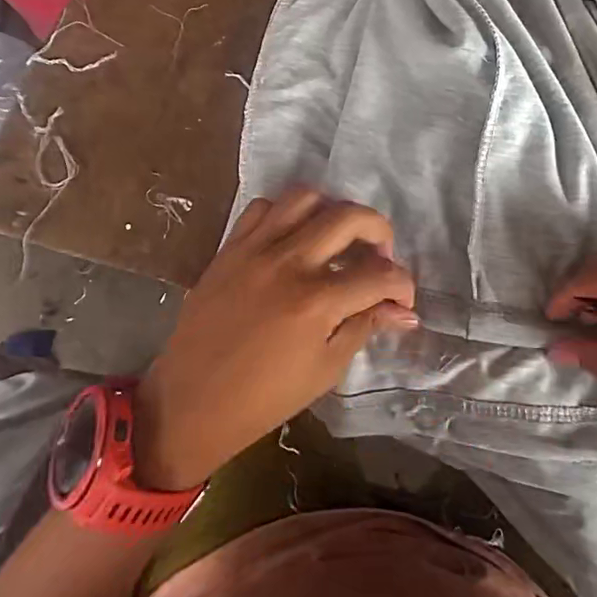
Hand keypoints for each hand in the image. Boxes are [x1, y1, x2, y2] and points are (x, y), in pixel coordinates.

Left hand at [134, 189, 417, 490]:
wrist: (193, 399)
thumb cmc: (263, 397)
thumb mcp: (325, 368)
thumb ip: (364, 327)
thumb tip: (403, 312)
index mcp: (317, 302)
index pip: (380, 274)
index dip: (402, 285)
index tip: (401, 299)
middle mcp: (288, 263)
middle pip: (349, 217)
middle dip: (379, 230)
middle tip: (379, 255)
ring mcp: (255, 249)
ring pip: (305, 197)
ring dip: (332, 211)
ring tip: (337, 237)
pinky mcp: (230, 247)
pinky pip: (263, 208)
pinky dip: (286, 214)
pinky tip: (293, 238)